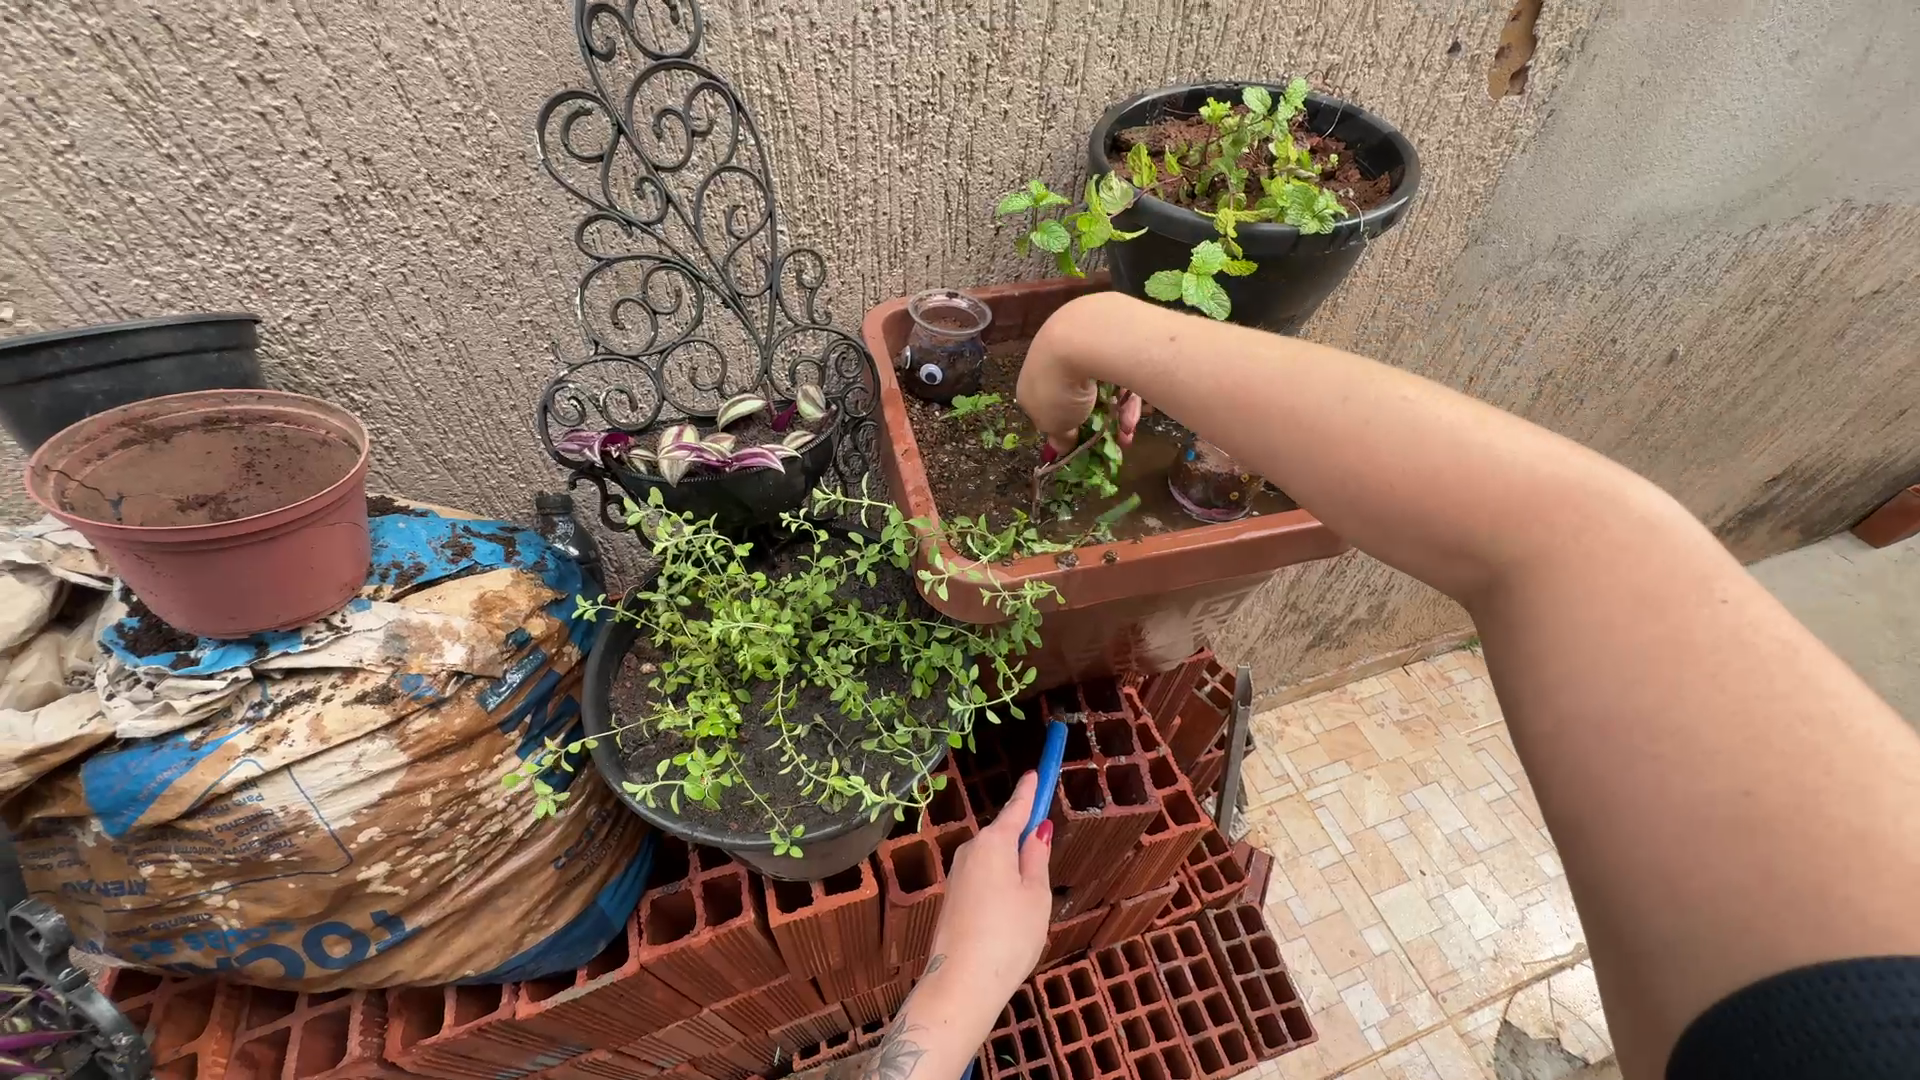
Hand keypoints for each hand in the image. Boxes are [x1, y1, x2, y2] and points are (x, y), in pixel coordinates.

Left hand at [926, 770, 1053, 1002]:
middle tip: (1042, 862)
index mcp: (994, 842)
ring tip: (1027, 910)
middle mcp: (971, 849)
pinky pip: (983, 877)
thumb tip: (1038, 829)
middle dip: (1023, 840)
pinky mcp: (952, 895)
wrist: (961, 982)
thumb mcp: (1035, 895)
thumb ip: (1036, 857)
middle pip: (1003, 834)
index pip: (1017, 808)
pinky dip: (998, 885)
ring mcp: (958, 872)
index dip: (1029, 790)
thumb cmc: (1008, 935)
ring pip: (993, 859)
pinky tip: (1007, 918)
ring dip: (1011, 869)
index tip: (1035, 771)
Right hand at [1019, 295, 1141, 455]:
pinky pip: (1122, 369)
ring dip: (1117, 412)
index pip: (1049, 404)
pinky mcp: (1111, 335)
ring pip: (1104, 383)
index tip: (1084, 442)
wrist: (1083, 338)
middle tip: (1114, 441)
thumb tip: (1059, 448)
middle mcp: (1055, 357)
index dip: (1067, 426)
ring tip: (1129, 431)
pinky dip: (1129, 391)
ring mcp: (1082, 342)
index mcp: (1034, 379)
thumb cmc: (1057, 387)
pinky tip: (1139, 410)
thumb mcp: (1053, 423)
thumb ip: (1058, 436)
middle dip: (1098, 421)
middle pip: (1079, 394)